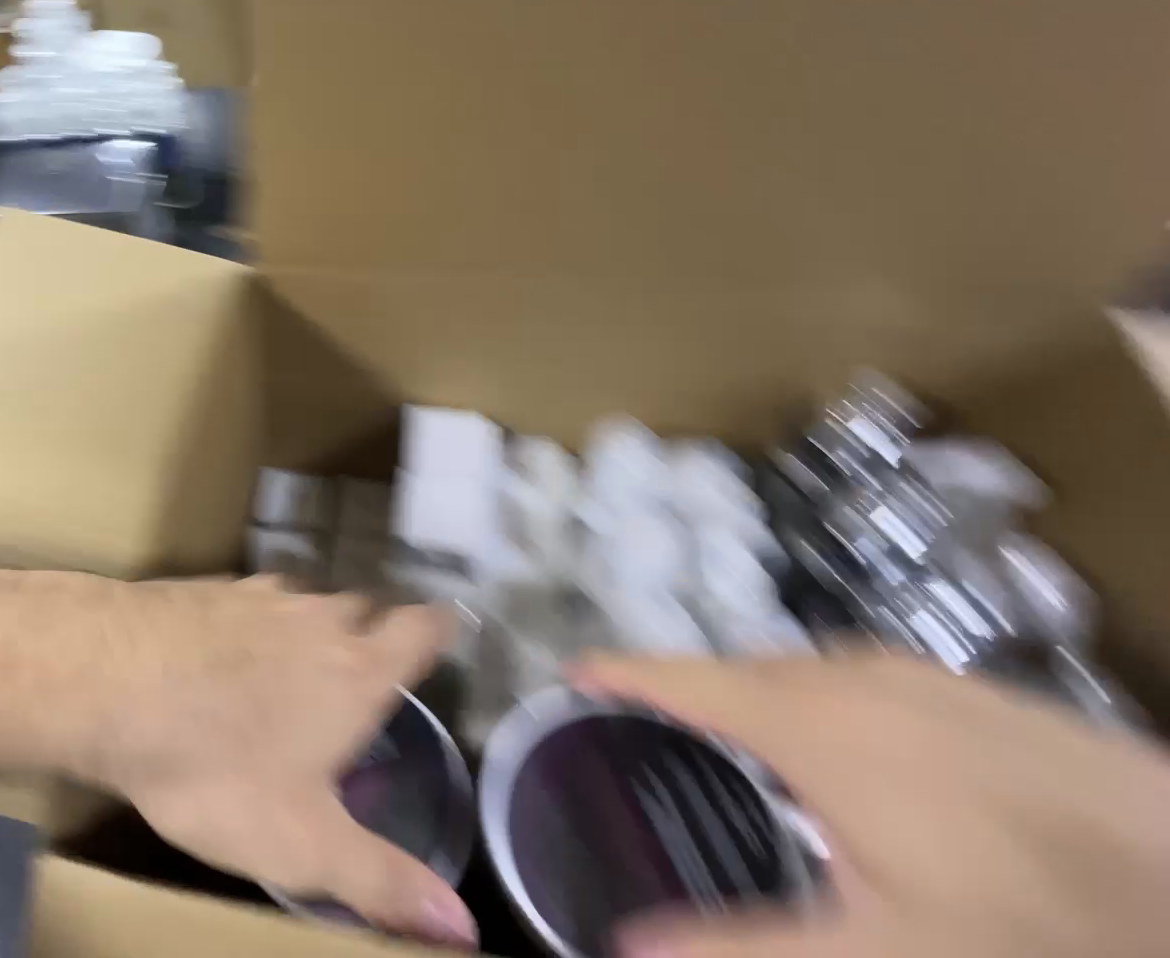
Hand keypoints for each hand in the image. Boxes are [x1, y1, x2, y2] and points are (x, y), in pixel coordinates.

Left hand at [89, 576, 474, 946]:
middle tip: (359, 666)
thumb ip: (381, 882)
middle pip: (360, 608)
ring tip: (291, 660)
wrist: (107, 682)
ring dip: (304, 625)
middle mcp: (312, 619)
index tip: (444, 627)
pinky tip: (218, 650)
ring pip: (299, 599)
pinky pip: (241, 600)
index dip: (437, 628)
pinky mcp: (200, 589)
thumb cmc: (217, 767)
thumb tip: (463, 931)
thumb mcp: (302, 845)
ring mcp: (253, 595)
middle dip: (367, 631)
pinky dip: (245, 621)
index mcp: (354, 672)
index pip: (419, 631)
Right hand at [573, 653, 1169, 957]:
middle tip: (647, 743)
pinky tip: (853, 769)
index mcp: (803, 716)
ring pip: (797, 676)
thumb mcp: (879, 950)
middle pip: (730, 670)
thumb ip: (741, 945)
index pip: (674, 675)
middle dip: (681, 697)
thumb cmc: (1033, 919)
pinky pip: (856, 685)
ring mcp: (919, 676)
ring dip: (752, 704)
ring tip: (736, 756)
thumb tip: (625, 945)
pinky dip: (818, 710)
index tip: (567, 681)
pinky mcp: (975, 692)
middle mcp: (848, 674)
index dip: (613, 673)